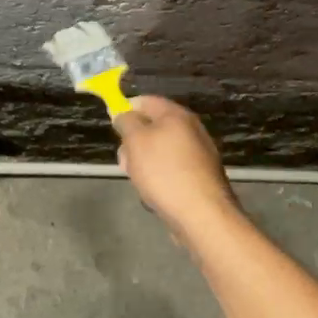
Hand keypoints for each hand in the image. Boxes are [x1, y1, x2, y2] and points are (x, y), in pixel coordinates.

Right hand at [112, 95, 241, 241]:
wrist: (202, 216)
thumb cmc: (164, 172)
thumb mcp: (135, 140)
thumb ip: (126, 122)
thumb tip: (124, 115)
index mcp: (177, 115)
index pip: (145, 101)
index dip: (126, 109)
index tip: (114, 128)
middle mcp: (191, 130)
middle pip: (153, 127)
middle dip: (134, 142)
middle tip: (126, 161)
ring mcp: (199, 155)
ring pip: (160, 152)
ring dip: (144, 163)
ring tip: (140, 182)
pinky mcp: (201, 179)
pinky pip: (172, 170)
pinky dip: (161, 178)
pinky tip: (155, 194)